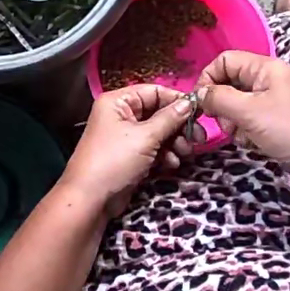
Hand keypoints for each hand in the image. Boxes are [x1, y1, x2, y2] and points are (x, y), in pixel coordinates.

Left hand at [60, 84, 196, 215]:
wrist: (91, 199)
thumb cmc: (114, 160)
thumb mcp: (145, 137)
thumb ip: (169, 118)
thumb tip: (189, 103)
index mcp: (118, 102)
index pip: (153, 91)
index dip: (176, 100)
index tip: (198, 112)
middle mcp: (121, 115)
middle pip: (158, 113)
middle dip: (178, 126)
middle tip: (197, 139)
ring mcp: (126, 137)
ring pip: (159, 133)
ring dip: (174, 142)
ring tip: (184, 153)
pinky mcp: (131, 156)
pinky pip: (154, 149)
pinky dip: (165, 155)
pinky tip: (171, 164)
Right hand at [178, 51, 289, 179]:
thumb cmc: (289, 129)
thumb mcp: (248, 111)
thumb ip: (218, 98)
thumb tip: (198, 94)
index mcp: (264, 68)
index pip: (224, 60)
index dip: (209, 78)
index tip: (201, 101)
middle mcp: (267, 79)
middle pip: (228, 82)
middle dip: (221, 104)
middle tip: (223, 122)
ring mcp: (271, 100)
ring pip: (235, 103)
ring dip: (231, 120)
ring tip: (241, 135)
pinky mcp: (273, 119)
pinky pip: (246, 119)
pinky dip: (243, 130)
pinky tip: (252, 142)